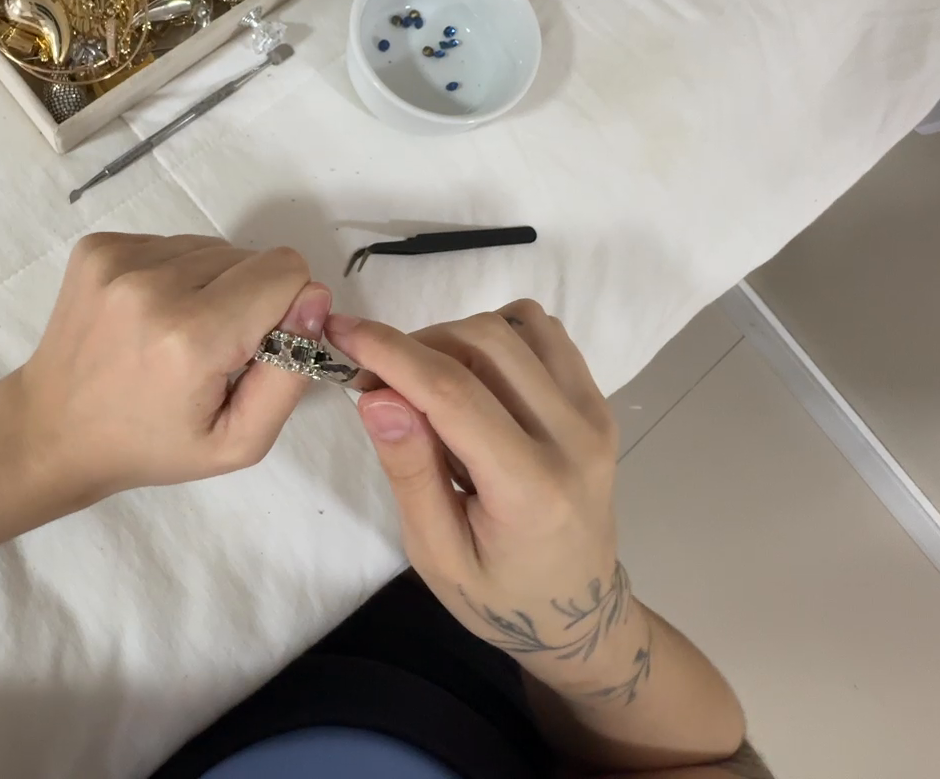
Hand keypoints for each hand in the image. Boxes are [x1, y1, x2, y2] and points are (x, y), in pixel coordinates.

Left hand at [15, 233, 331, 495]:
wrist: (52, 429)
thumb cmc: (151, 444)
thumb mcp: (239, 442)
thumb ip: (290, 374)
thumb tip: (314, 298)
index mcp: (193, 337)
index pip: (285, 270)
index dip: (287, 306)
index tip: (258, 344)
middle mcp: (153, 284)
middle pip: (249, 256)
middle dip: (248, 298)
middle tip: (211, 349)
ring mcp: (118, 259)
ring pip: (211, 247)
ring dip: (210, 284)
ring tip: (176, 332)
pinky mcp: (97, 247)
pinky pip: (172, 242)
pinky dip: (174, 274)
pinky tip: (150, 314)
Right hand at [327, 301, 649, 701]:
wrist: (579, 613)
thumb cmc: (498, 594)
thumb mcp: (436, 555)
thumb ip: (409, 471)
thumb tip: (376, 394)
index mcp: (532, 490)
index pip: (454, 394)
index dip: (391, 352)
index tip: (341, 331)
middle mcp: (576, 439)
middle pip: (484, 343)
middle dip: (416, 345)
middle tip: (379, 380)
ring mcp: (595, 414)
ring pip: (513, 326)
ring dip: (453, 336)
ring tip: (428, 383)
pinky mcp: (598, 401)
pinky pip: (541, 332)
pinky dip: (495, 335)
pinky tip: (473, 374)